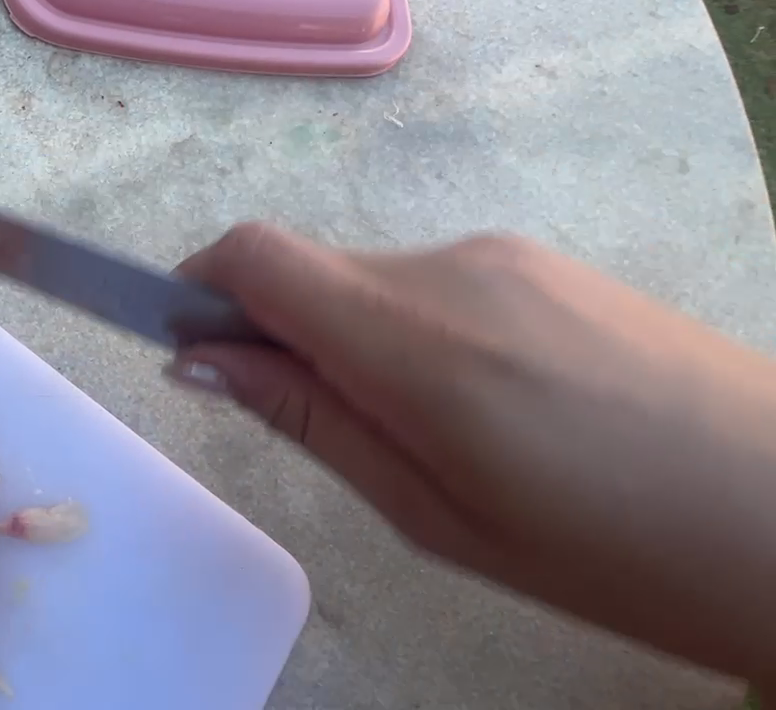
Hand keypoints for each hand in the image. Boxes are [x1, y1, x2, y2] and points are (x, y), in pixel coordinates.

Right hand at [170, 224, 775, 691]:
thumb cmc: (612, 550)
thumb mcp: (428, 511)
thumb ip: (303, 416)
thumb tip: (195, 360)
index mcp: (410, 337)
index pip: (253, 256)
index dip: (197, 282)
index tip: (192, 340)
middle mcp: (446, 267)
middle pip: (304, 268)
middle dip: (277, 326)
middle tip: (319, 413)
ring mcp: (501, 254)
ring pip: (364, 276)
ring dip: (349, 330)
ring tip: (429, 420)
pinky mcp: (541, 258)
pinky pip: (427, 278)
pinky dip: (407, 322)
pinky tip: (490, 395)